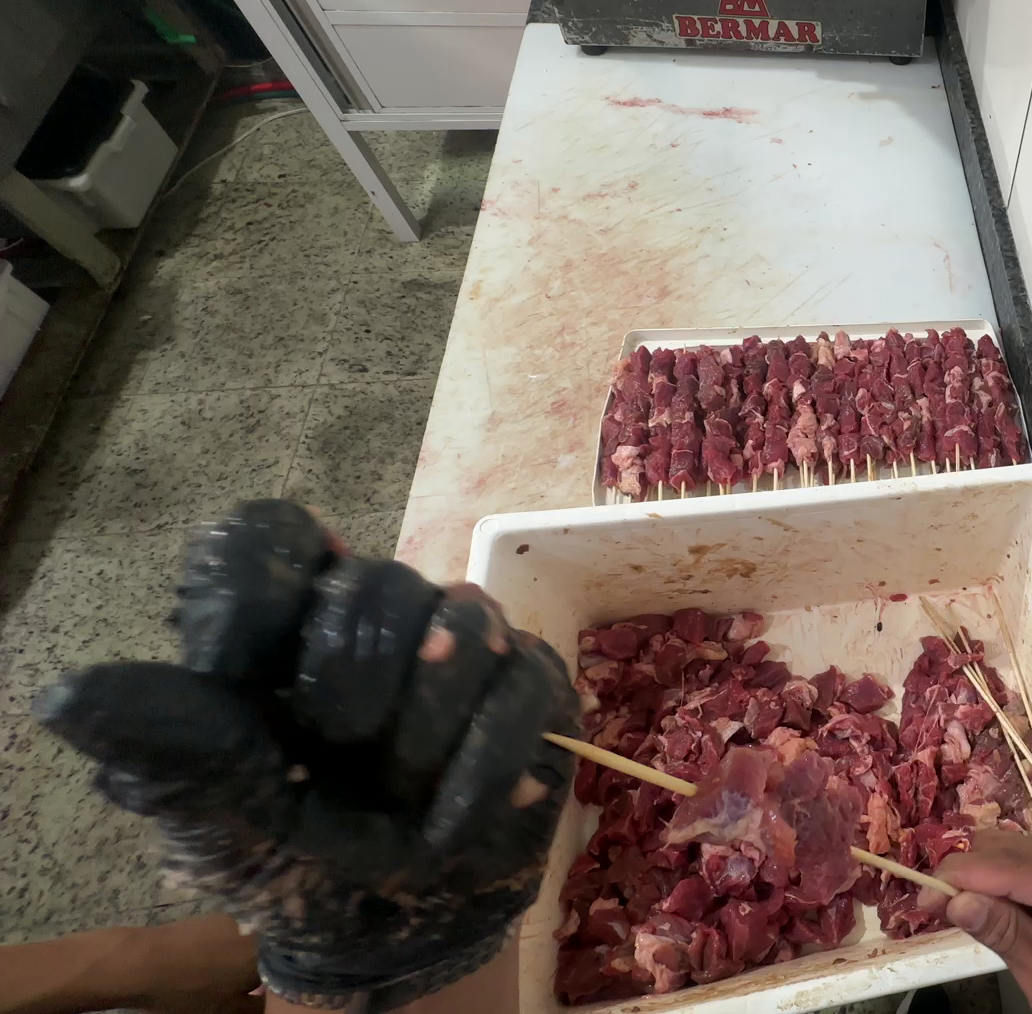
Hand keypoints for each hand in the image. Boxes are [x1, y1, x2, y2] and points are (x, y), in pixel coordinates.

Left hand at [33, 499, 578, 1012]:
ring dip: (427, 728)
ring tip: (409, 790)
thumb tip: (80, 689)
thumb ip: (179, 753)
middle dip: (357, 684)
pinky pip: (522, 685)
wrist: (420, 910)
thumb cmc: (309, 859)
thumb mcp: (229, 822)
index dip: (259, 588)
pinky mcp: (532, 675)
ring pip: (463, 618)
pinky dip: (482, 765)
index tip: (245, 672)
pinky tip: (456, 818)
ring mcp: (467, 640)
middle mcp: (379, 621)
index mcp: (282, 637)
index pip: (268, 540)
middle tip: (346, 751)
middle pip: (377, 579)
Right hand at [923, 831, 1031, 1013]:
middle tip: (930, 913)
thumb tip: (956, 900)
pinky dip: (988, 873)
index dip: (955, 878)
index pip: (1003, 865)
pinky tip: (983, 903)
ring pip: (999, 843)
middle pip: (998, 846)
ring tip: (954, 910)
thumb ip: (1006, 935)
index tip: (919, 904)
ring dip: (971, 873)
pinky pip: (1011, 851)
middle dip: (959, 875)